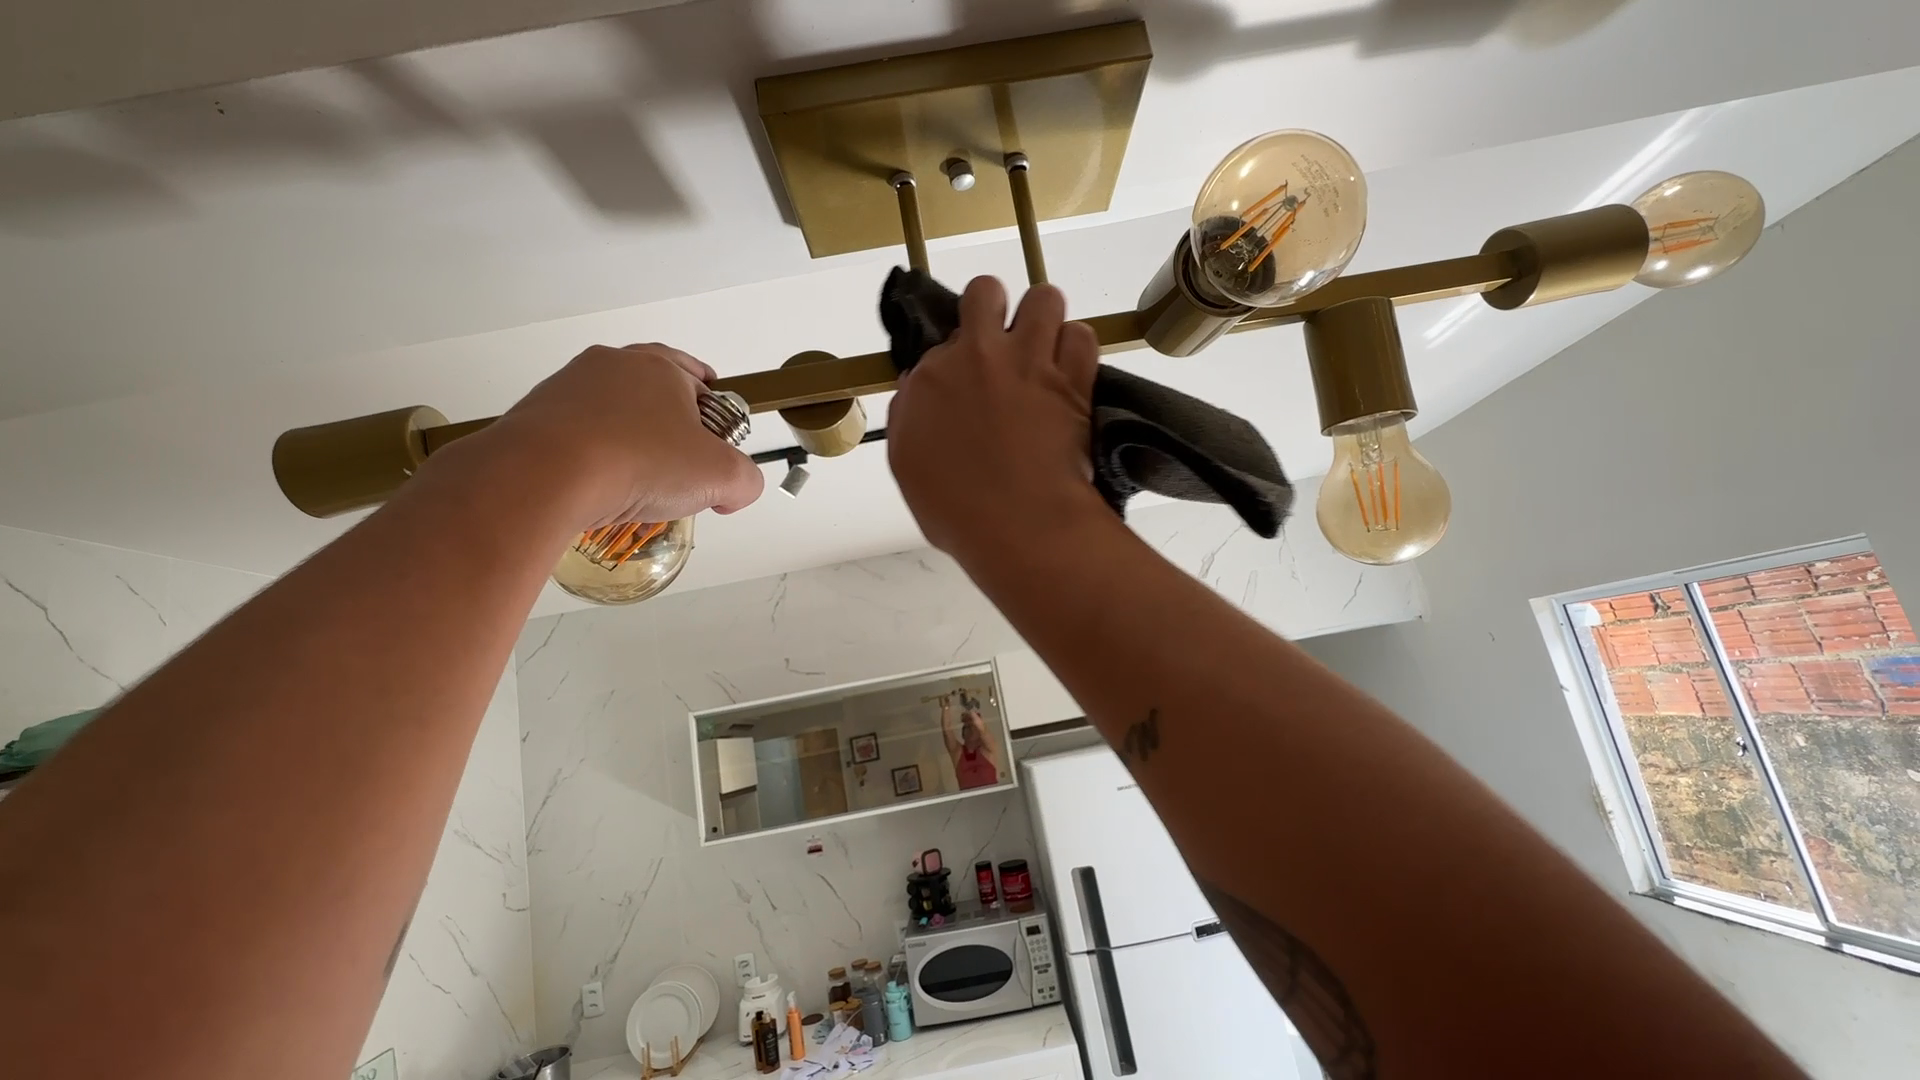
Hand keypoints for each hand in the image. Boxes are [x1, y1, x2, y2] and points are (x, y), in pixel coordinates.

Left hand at [473, 344, 763, 530]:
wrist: (542, 476)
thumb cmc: (643, 462)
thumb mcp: (722, 478)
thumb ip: (745, 481)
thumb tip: (735, 491)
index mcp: (660, 366)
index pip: (697, 376)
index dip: (713, 409)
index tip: (716, 438)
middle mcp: (611, 365)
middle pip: (653, 393)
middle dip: (670, 427)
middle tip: (682, 464)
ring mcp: (567, 389)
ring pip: (613, 415)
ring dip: (630, 442)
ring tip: (638, 484)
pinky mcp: (534, 417)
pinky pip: (578, 436)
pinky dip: (594, 458)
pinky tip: (600, 489)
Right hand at [887, 278, 1105, 558]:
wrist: (1019, 522)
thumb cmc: (956, 509)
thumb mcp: (907, 466)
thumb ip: (909, 417)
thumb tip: (917, 388)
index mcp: (931, 377)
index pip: (942, 341)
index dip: (955, 357)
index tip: (964, 380)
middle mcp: (978, 355)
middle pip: (986, 292)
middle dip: (993, 307)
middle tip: (1002, 343)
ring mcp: (1030, 361)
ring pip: (1044, 298)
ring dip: (1043, 319)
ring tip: (1043, 349)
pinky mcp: (1074, 378)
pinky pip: (1083, 335)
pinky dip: (1077, 349)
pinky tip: (1071, 370)